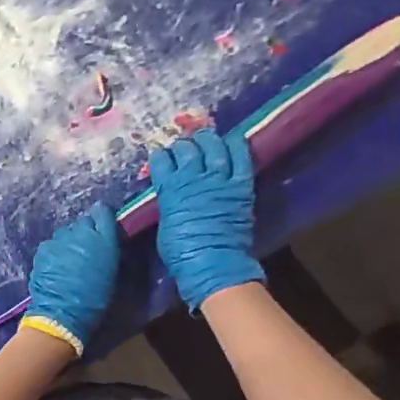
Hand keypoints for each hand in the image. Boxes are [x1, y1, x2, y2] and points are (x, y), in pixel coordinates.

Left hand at [21, 202, 119, 355]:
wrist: (62, 312)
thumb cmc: (95, 299)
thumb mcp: (111, 272)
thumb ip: (107, 249)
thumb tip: (104, 241)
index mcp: (103, 240)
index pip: (103, 211)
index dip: (102, 217)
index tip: (102, 226)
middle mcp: (80, 234)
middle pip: (82, 222)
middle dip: (84, 232)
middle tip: (85, 249)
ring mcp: (59, 240)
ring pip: (65, 233)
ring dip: (68, 242)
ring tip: (68, 260)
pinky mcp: (43, 249)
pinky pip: (51, 245)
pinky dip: (54, 252)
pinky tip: (55, 266)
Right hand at [150, 127, 263, 309]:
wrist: (212, 262)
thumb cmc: (180, 251)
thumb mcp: (165, 223)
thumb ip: (168, 203)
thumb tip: (169, 194)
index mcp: (170, 190)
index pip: (161, 162)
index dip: (159, 155)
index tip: (159, 154)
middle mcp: (193, 179)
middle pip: (186, 150)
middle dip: (181, 144)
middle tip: (181, 144)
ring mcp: (219, 180)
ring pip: (213, 147)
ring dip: (207, 139)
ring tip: (204, 136)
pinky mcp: (241, 185)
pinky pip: (241, 158)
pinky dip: (235, 146)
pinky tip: (231, 140)